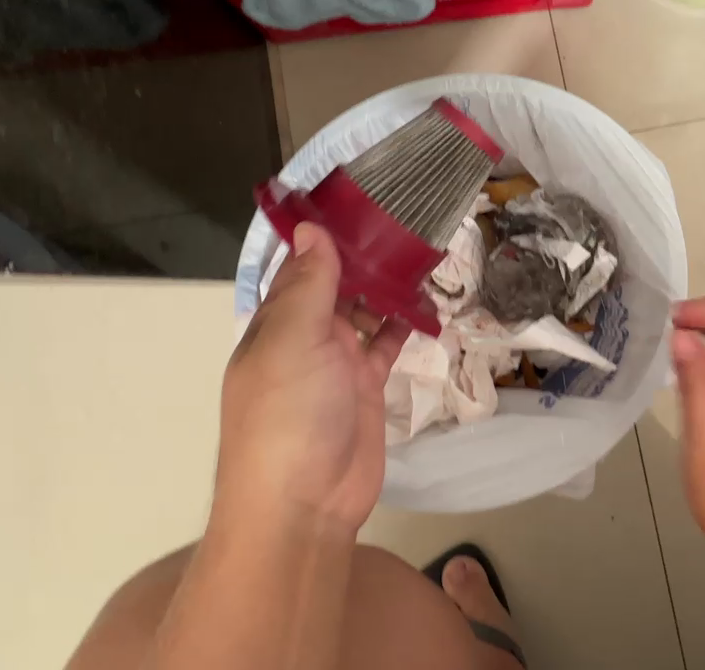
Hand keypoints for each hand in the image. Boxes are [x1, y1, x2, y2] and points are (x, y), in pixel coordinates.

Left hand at [216, 223, 405, 532]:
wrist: (304, 503)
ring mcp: (336, 362)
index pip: (298, 268)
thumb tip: (311, 229)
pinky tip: (429, 307)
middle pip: (335, 286)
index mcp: (275, 324)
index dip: (323, 236)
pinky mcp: (365, 385)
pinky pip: (386, 343)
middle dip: (364, 257)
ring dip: (388, 287)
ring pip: (364, 311)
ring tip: (424, 254)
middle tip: (407, 220)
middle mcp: (303, 337)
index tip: (360, 200)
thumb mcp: (292, 342)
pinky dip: (404, 325)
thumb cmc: (287, 415)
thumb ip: (307, 286)